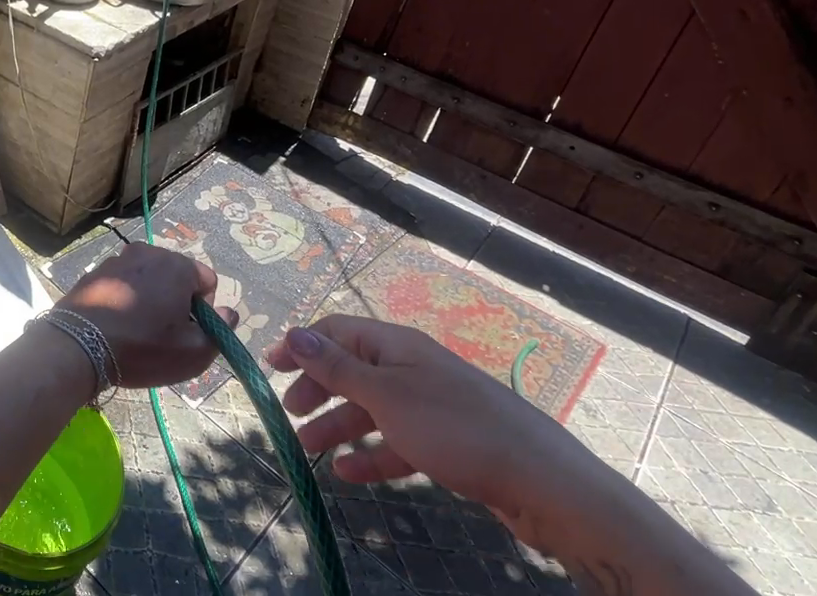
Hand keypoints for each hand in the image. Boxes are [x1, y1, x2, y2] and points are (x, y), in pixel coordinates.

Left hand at [56, 243, 237, 387]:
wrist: (78, 346)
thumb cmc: (142, 348)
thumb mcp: (193, 351)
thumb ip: (219, 330)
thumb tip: (229, 313)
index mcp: (175, 265)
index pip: (207, 280)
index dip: (205, 309)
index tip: (189, 331)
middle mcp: (146, 252)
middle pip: (176, 277)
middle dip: (177, 302)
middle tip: (164, 334)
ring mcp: (117, 259)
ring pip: (148, 279)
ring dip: (150, 299)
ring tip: (137, 331)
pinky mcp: (94, 271)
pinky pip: (123, 283)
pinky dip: (126, 299)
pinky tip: (116, 324)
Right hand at [263, 315, 601, 525]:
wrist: (546, 484)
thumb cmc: (455, 428)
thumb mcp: (386, 395)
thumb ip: (337, 366)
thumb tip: (295, 332)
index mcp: (396, 346)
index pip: (337, 331)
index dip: (301, 345)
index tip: (270, 367)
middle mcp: (412, 368)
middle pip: (351, 370)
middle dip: (317, 388)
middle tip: (289, 412)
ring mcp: (431, 406)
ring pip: (371, 409)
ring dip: (337, 426)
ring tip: (309, 449)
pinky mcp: (448, 443)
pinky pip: (397, 442)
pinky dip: (371, 454)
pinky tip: (349, 473)